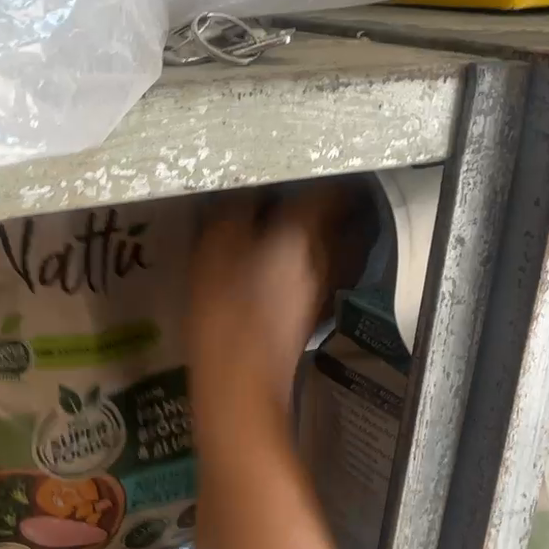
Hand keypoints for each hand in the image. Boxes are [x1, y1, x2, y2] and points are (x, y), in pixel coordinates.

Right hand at [186, 187, 347, 415]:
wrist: (240, 384)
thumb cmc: (224, 312)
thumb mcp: (214, 246)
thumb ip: (232, 208)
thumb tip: (244, 186)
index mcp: (303, 232)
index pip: (331, 188)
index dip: (322, 171)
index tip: (305, 163)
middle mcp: (323, 256)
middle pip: (334, 217)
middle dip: (318, 200)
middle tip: (291, 188)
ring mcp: (320, 287)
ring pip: (324, 244)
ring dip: (308, 231)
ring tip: (278, 222)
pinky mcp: (307, 312)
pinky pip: (310, 270)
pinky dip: (297, 259)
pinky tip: (268, 262)